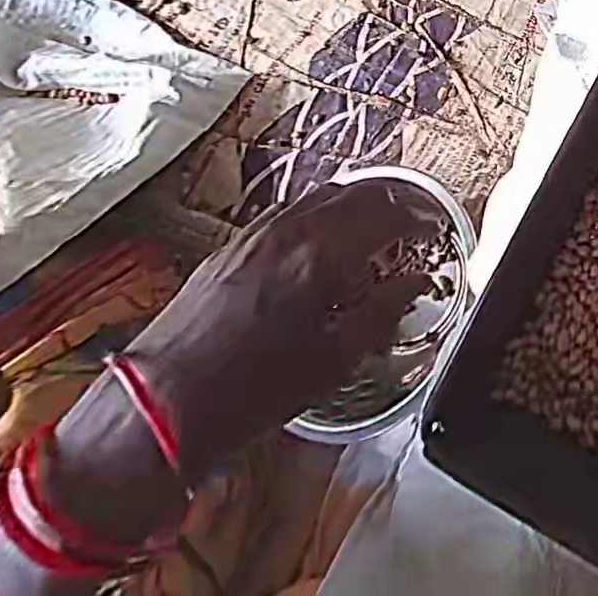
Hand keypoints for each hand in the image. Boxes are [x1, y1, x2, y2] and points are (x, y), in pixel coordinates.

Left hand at [122, 180, 443, 477]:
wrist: (161, 405)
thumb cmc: (255, 388)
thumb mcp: (335, 358)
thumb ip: (384, 310)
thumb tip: (418, 283)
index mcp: (323, 252)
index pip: (388, 215)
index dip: (420, 217)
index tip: (437, 229)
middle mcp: (293, 227)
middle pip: (359, 192)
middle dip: (395, 202)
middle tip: (415, 223)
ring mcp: (260, 229)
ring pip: (325, 194)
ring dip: (360, 202)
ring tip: (377, 228)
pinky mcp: (236, 241)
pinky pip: (294, 209)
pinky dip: (325, 212)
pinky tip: (327, 240)